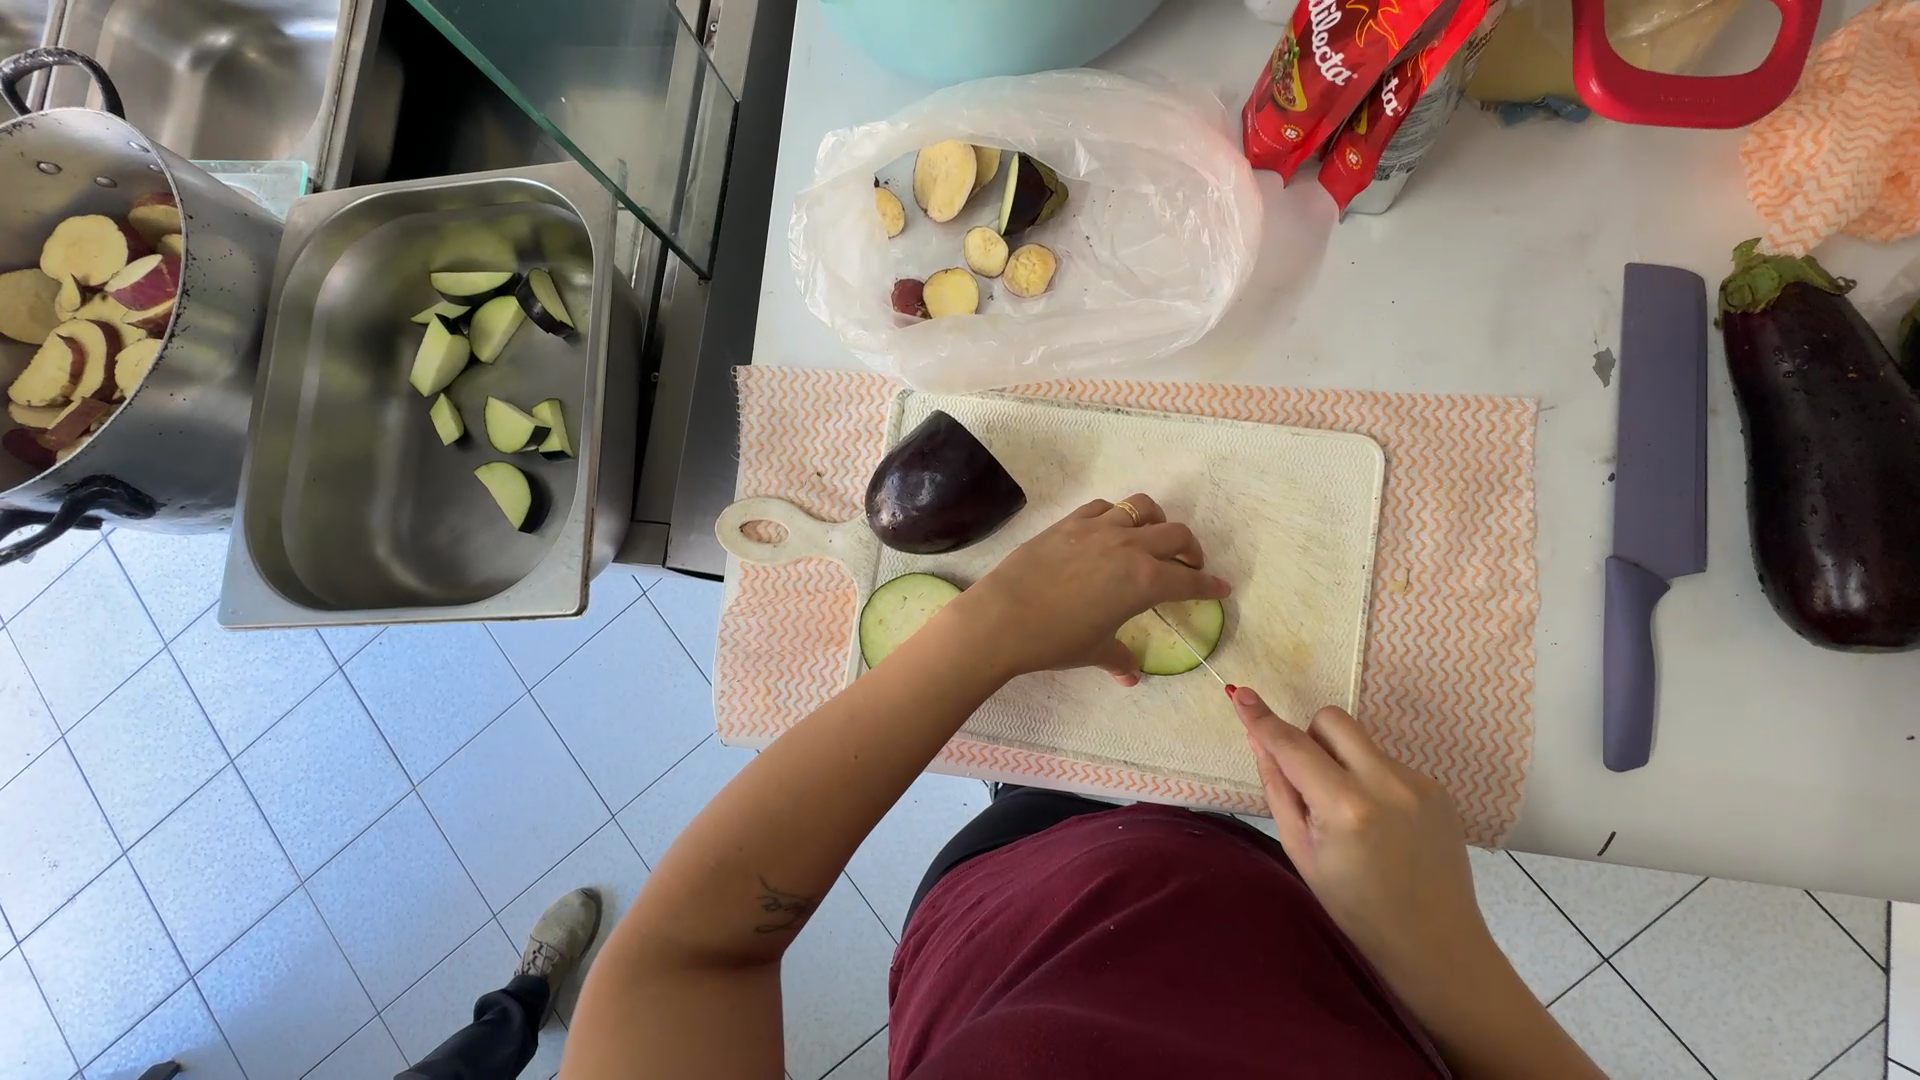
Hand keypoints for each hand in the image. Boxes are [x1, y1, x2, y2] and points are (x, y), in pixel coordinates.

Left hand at [947, 493, 1231, 684]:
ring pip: (1142, 508)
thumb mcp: (1094, 650)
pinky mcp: (1069, 522)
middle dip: (1190, 550)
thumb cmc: (1054, 640)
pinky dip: (1117, 514)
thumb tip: (1131, 677)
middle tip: (1190, 565)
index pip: (1189, 580)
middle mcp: (1128, 547)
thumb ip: (1120, 659)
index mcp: (1144, 581)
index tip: (1222, 587)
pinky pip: (1104, 506)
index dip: (1209, 586)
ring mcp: (1098, 528)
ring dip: (1157, 521)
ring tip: (1153, 538)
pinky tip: (1111, 529)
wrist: (1002, 617)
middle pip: (1175, 535)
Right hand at [1232, 689, 1494, 990]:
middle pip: (1332, 719)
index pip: (1292, 745)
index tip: (1241, 693)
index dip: (1262, 719)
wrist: (1436, 942)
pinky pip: (1385, 761)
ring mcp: (1419, 783)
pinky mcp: (1438, 788)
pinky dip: (1369, 778)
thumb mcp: (1300, 849)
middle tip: (1309, 779)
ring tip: (1349, 813)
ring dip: (1340, 760)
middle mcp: (1386, 784)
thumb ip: (1278, 787)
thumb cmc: (1353, 904)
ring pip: (1359, 740)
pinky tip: (1379, 822)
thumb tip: (1259, 738)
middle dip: (1309, 736)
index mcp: (1345, 807)